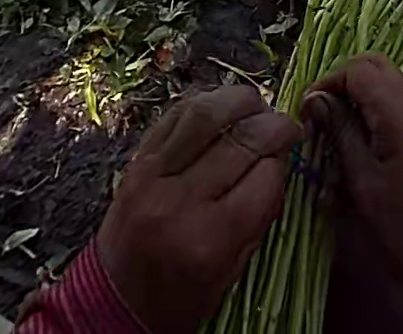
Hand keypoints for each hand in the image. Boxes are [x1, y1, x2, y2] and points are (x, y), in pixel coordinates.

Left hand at [96, 85, 301, 333]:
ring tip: (257, 105)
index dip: (283, 160)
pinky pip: (176, 113)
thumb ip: (258, 214)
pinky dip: (205, 102)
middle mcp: (181, 200)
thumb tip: (281, 159)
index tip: (291, 153)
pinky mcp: (138, 158)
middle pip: (242, 139)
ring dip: (241, 100)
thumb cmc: (179, 297)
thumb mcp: (231, 271)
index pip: (265, 177)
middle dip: (274, 124)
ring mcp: (154, 173)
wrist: (111, 303)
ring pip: (207, 112)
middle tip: (287, 124)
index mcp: (210, 239)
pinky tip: (221, 107)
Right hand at [305, 54, 402, 333]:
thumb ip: (340, 133)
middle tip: (319, 114)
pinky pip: (392, 108)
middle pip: (374, 67)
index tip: (306, 113)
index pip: (357, 69)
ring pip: (383, 86)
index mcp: (399, 111)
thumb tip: (316, 100)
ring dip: (355, 101)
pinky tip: (354, 151)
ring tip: (333, 135)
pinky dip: (370, 117)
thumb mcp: (363, 182)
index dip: (327, 83)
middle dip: (342, 83)